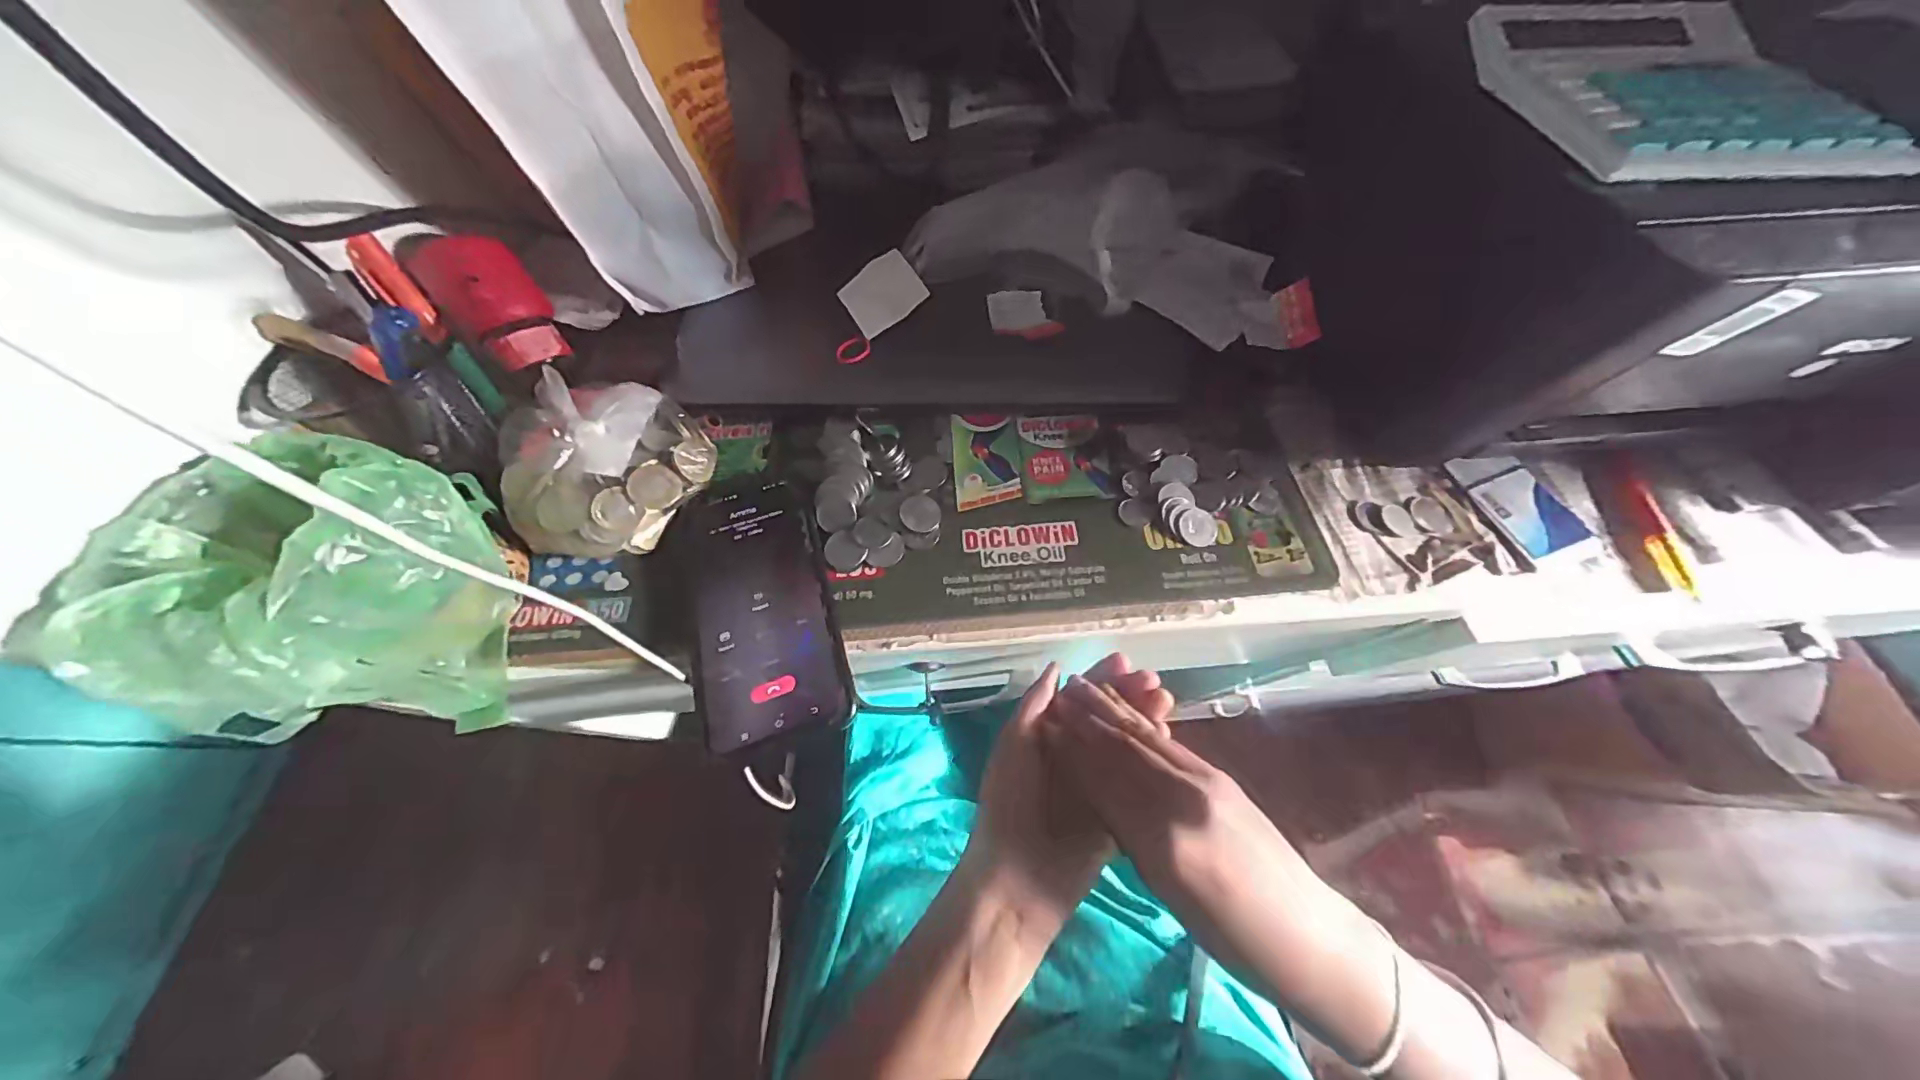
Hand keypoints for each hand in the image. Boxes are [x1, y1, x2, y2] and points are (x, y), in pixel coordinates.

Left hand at [966, 656, 1173, 926]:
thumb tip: (1057, 668)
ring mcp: (1094, 783)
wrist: (1019, 876)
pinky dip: (1151, 759)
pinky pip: (1136, 779)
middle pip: (1104, 717)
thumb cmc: (1009, 803)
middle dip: (1128, 696)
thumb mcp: (1014, 746)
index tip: (1126, 661)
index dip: (1100, 678)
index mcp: (1044, 736)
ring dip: (1143, 720)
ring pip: (1123, 744)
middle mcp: (1070, 754)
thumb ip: (1035, 706)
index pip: (1077, 698)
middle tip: (1155, 682)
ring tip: (1166, 701)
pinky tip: (1168, 739)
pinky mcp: (1115, 812)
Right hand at [1041, 678, 1375, 1006]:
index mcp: (1168, 841)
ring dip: (1113, 711)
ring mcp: (1209, 784)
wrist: (1308, 933)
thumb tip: (1099, 796)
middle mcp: (1187, 800)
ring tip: (1087, 689)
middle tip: (1059, 693)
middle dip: (1089, 719)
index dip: (1074, 751)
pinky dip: (1142, 724)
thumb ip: (1133, 839)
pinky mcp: (1222, 779)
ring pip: (1149, 740)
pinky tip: (1128, 712)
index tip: (1046, 725)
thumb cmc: (1234, 937)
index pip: (1107, 784)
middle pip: (1126, 751)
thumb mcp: (1171, 895)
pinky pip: (1171, 746)